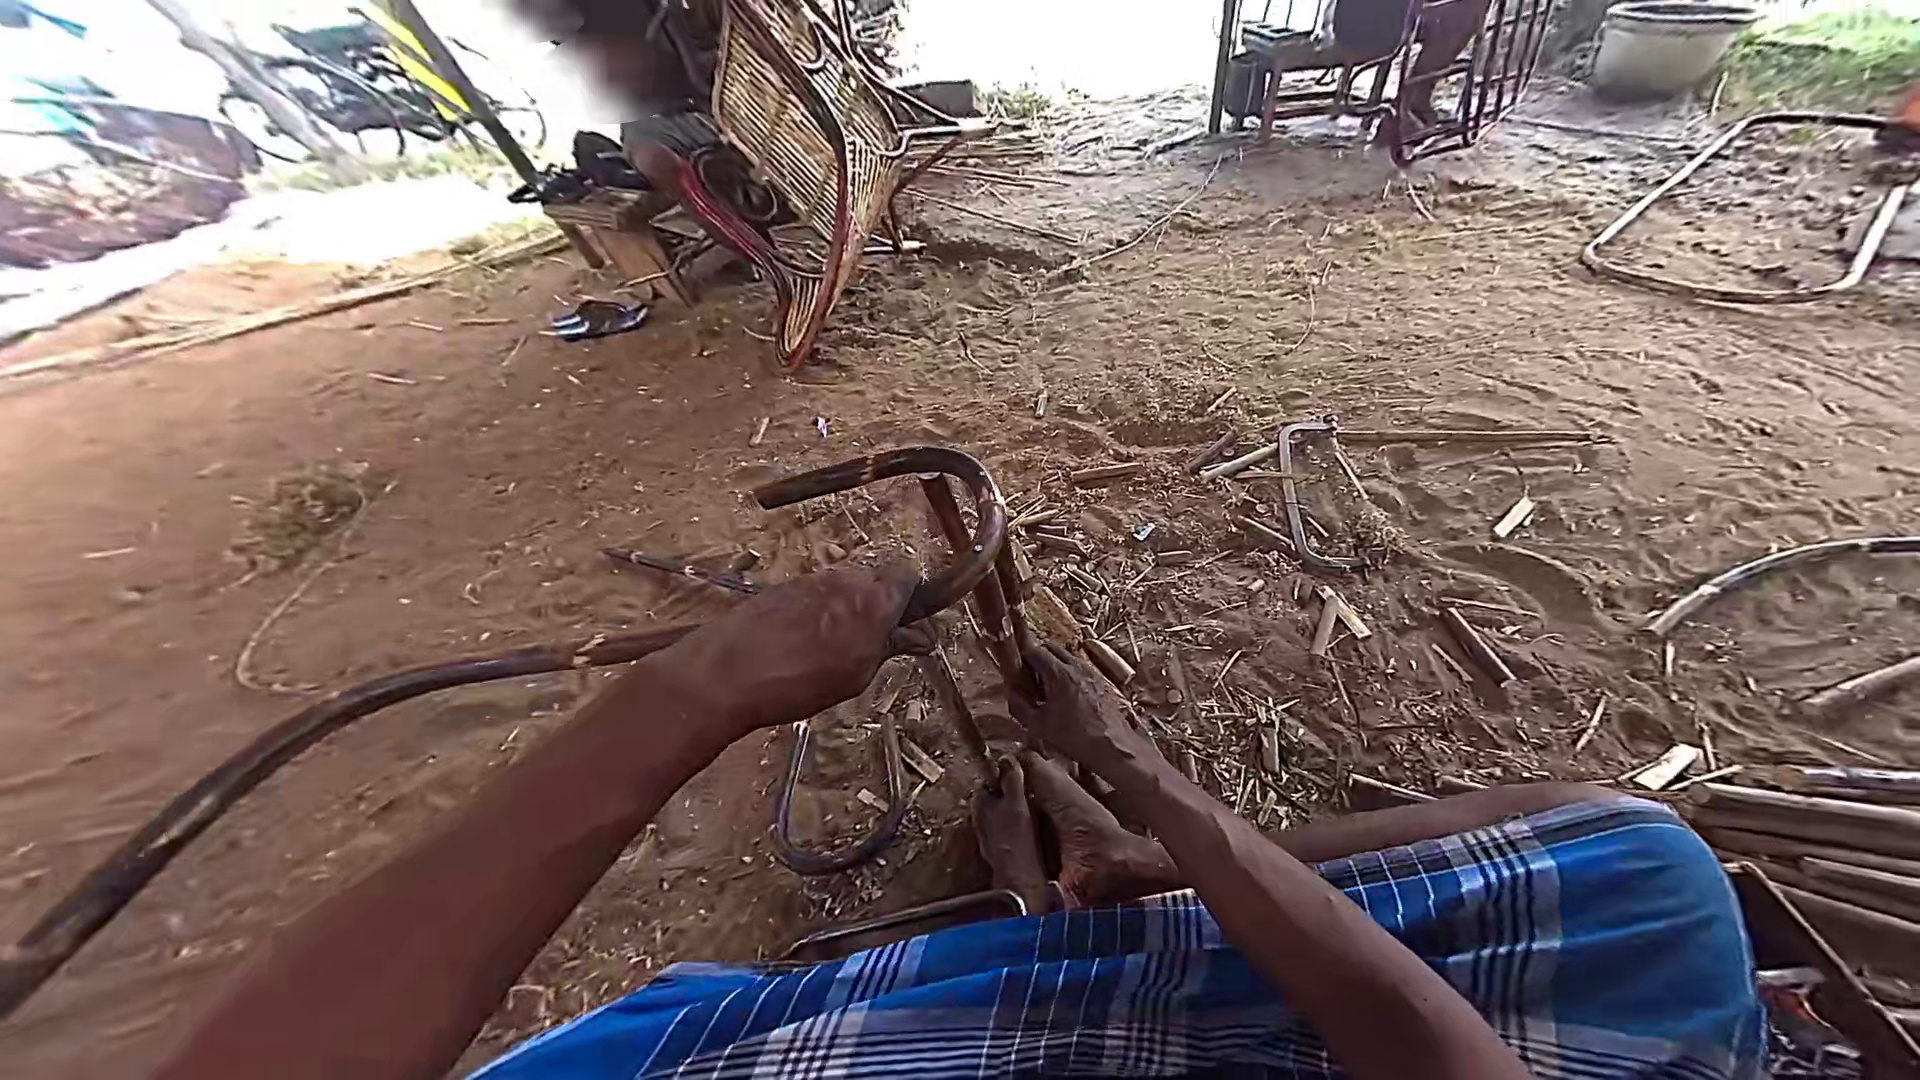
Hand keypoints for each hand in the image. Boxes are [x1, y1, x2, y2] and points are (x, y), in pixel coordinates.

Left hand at [654, 560, 920, 736]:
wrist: (726, 672)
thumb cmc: (801, 681)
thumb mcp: (857, 674)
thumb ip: (891, 648)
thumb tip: (923, 638)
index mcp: (874, 598)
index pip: (908, 577)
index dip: (912, 598)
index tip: (908, 624)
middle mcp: (847, 579)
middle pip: (877, 579)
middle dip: (880, 603)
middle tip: (874, 640)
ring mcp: (813, 579)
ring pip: (845, 585)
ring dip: (849, 607)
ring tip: (834, 646)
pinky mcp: (785, 586)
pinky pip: (817, 592)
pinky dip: (821, 609)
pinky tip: (804, 640)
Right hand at [1007, 633, 1138, 766]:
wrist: (1114, 748)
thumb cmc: (1076, 737)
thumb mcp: (1039, 725)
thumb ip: (1020, 705)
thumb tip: (1010, 692)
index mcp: (1058, 673)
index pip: (1033, 649)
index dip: (1020, 654)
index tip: (1012, 665)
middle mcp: (1075, 667)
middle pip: (1050, 647)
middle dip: (1035, 656)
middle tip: (1026, 676)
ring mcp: (1089, 673)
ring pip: (1064, 657)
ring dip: (1051, 665)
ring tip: (1043, 689)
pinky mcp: (1098, 683)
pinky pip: (1077, 669)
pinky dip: (1065, 674)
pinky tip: (1062, 698)